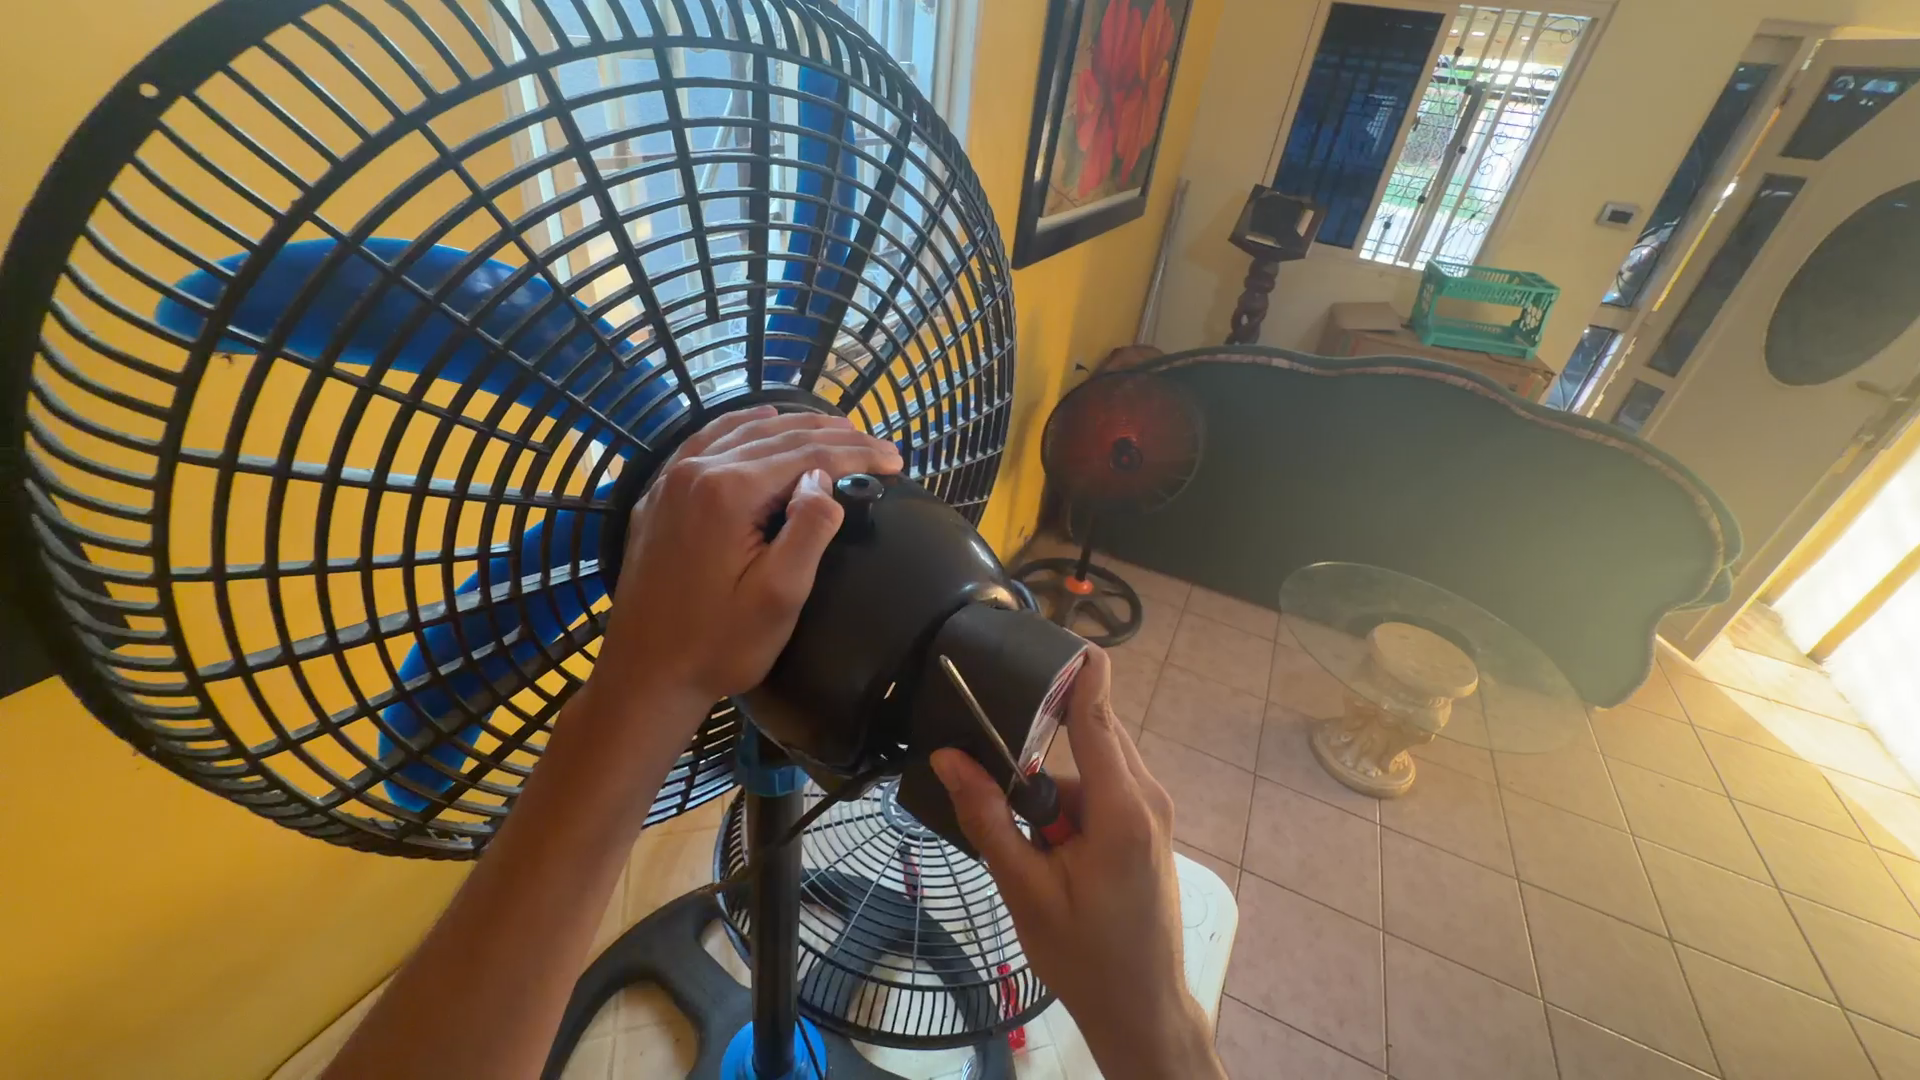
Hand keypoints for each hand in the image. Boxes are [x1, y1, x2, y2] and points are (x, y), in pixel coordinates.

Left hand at [588, 407, 901, 726]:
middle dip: (835, 436)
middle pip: (778, 434)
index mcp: (728, 491)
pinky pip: (707, 440)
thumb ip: (809, 529)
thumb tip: (824, 479)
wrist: (645, 675)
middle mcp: (696, 470)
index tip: (896, 460)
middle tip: (878, 445)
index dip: (857, 454)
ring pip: (743, 431)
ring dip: (794, 426)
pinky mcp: (658, 496)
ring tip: (837, 430)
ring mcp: (671, 480)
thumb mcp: (780, 595)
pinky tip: (762, 421)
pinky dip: (744, 426)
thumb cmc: (720, 644)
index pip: (808, 455)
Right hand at [931, 648, 1224, 1079]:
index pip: (1098, 718)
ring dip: (1055, 779)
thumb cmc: (1085, 955)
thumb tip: (948, 757)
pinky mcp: (1148, 826)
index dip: (1081, 672)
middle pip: (1093, 734)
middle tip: (994, 736)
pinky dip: (1071, 797)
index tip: (1061, 633)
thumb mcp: (1025, 888)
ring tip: (1023, 825)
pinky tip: (1049, 842)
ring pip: (1096, 762)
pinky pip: (1104, 786)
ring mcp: (1152, 811)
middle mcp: (1145, 797)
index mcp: (1121, 809)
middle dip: (1047, 731)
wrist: (1143, 1009)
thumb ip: (988, 817)